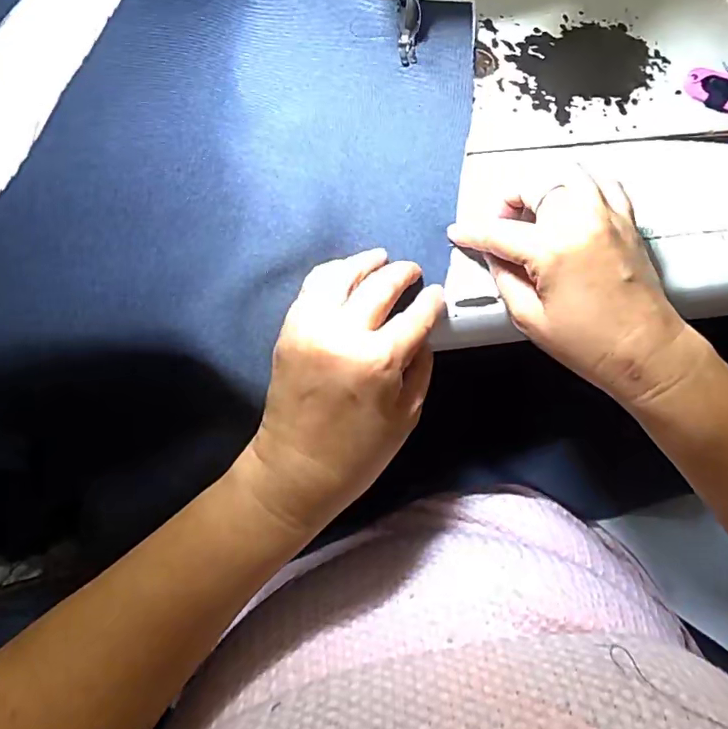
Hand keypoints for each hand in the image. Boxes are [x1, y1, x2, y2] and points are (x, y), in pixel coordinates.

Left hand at [235, 249, 445, 534]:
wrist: (295, 469)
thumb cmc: (359, 453)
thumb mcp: (407, 415)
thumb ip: (420, 367)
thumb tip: (423, 333)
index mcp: (379, 360)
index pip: (416, 315)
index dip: (432, 301)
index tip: (437, 295)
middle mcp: (344, 334)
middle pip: (380, 285)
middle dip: (402, 273)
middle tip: (413, 272)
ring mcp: (311, 326)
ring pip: (341, 274)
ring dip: (365, 262)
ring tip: (380, 259)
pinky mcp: (290, 327)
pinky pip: (313, 286)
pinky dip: (334, 273)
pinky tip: (348, 274)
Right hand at [447, 168, 697, 404]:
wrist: (647, 352)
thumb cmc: (593, 345)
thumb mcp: (531, 319)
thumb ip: (505, 280)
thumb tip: (495, 257)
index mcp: (553, 250)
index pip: (499, 232)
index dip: (473, 233)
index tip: (460, 233)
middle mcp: (581, 223)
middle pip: (533, 186)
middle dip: (509, 200)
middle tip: (501, 224)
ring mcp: (608, 218)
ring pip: (567, 174)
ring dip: (543, 187)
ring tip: (534, 210)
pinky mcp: (627, 222)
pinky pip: (603, 184)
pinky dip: (582, 187)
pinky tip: (571, 205)